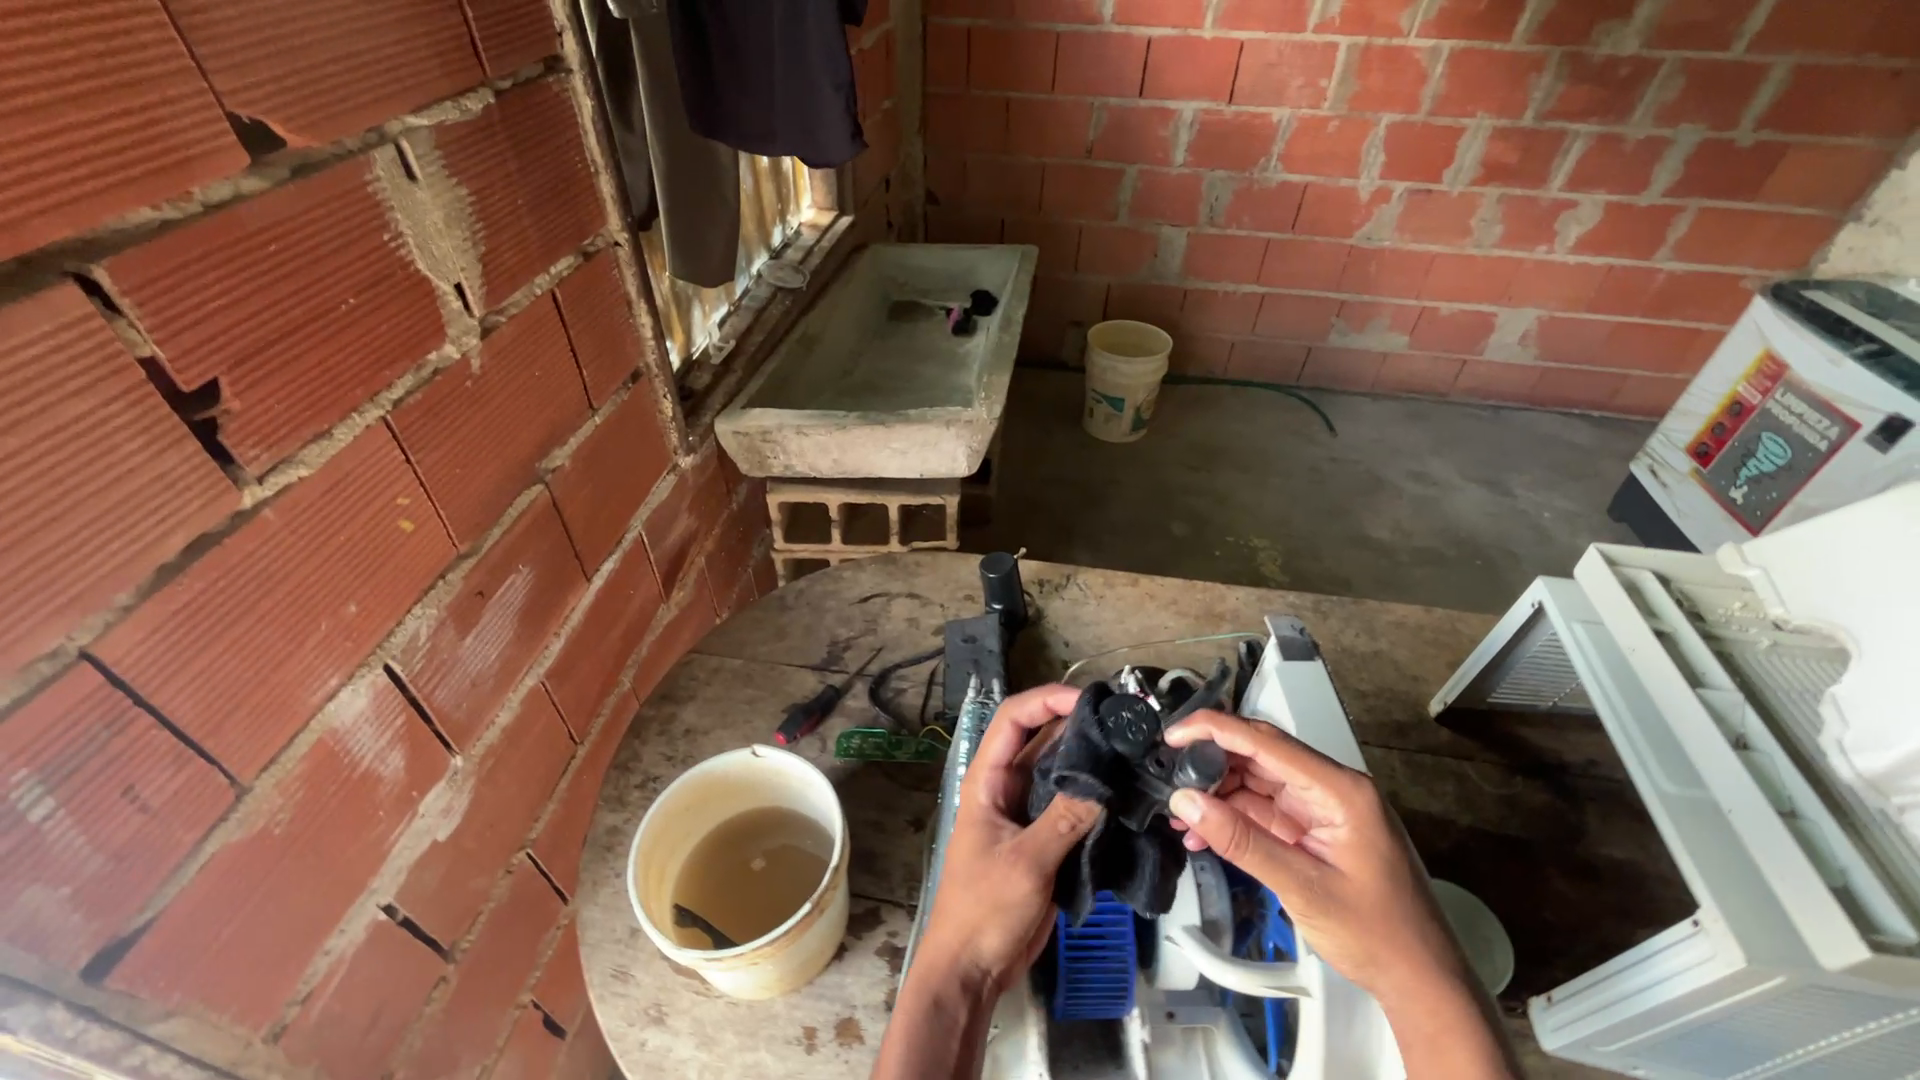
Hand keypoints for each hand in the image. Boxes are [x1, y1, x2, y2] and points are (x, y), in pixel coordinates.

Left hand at [914, 684, 1101, 995]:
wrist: (972, 968)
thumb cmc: (984, 910)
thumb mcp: (1026, 862)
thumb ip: (1065, 820)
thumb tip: (1106, 784)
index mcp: (987, 781)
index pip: (1013, 720)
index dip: (1047, 700)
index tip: (1089, 700)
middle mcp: (1008, 789)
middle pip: (1043, 741)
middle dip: (1079, 726)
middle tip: (1125, 721)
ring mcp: (1028, 815)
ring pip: (1062, 773)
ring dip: (1092, 761)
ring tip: (1134, 750)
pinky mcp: (1047, 841)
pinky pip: (1073, 807)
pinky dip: (1096, 797)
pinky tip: (1127, 793)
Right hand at [1162, 710, 1467, 1001]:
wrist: (1421, 980)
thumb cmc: (1378, 935)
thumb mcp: (1302, 887)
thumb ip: (1241, 840)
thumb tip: (1186, 802)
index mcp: (1339, 790)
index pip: (1266, 742)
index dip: (1214, 730)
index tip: (1173, 735)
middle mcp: (1330, 789)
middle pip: (1258, 756)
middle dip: (1209, 762)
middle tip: (1168, 777)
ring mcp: (1321, 809)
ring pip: (1255, 782)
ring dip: (1216, 794)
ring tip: (1180, 814)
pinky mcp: (1312, 830)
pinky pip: (1263, 810)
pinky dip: (1232, 818)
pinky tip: (1204, 833)